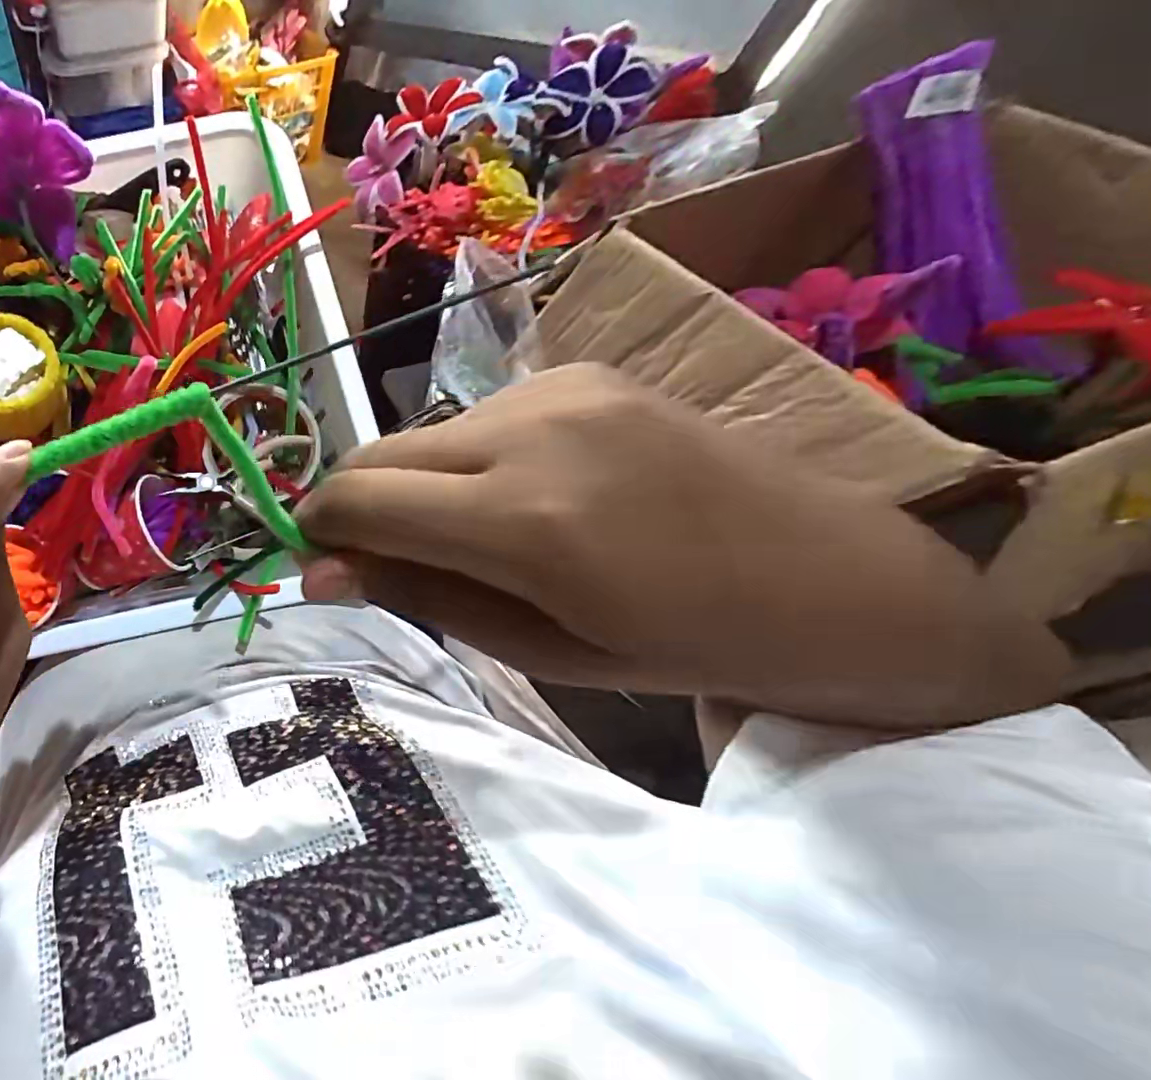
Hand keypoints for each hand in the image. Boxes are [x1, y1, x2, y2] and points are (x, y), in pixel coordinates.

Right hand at [295, 364, 1068, 729]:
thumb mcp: (535, 648)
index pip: (359, 499)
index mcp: (524, 520)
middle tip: (380, 556)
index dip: (318, 528)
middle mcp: (530, 429)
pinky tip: (519, 492)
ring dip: (411, 484)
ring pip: (420, 436)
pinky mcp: (578, 370)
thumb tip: (316, 571)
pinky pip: (473, 418)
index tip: (319, 561)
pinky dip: (461, 460)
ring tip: (470, 532)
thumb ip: (416, 595)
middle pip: (375, 454)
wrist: (833, 575)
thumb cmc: (681, 643)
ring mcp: (557, 388)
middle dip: (354, 506)